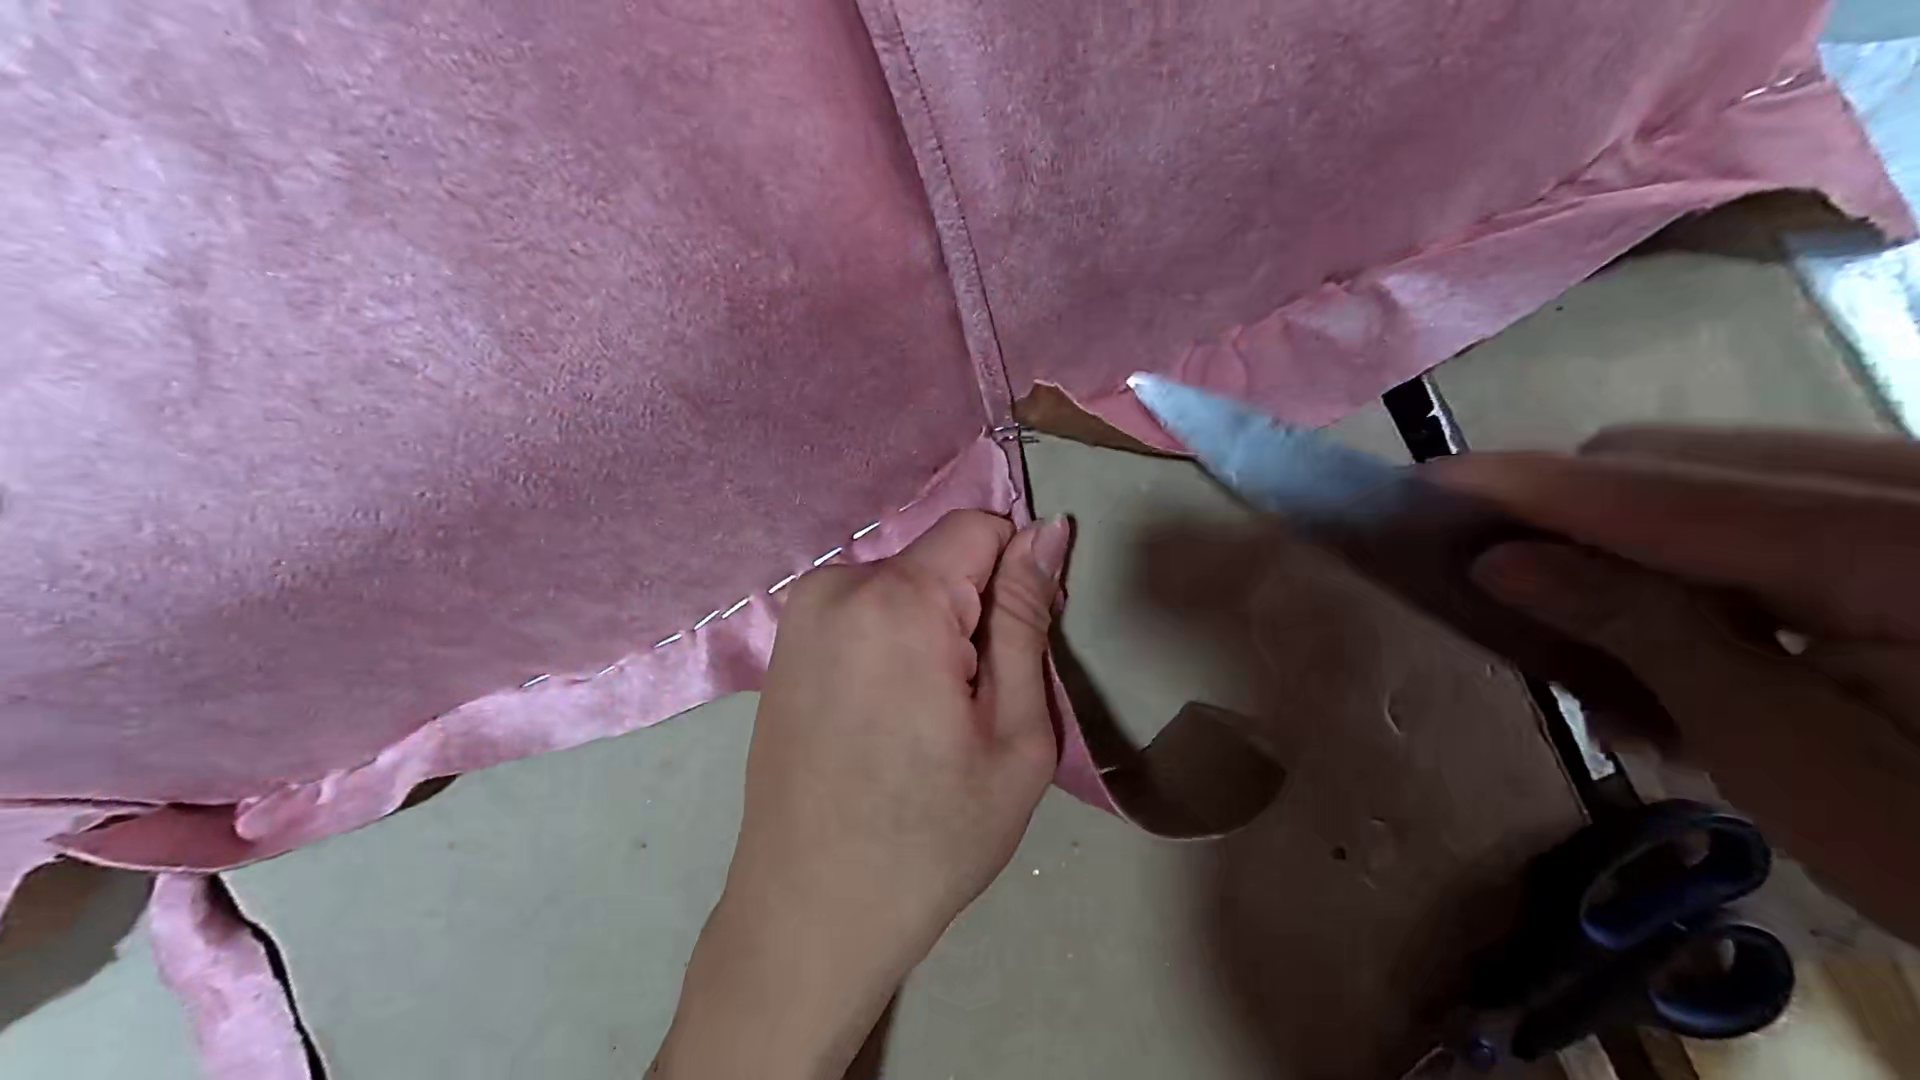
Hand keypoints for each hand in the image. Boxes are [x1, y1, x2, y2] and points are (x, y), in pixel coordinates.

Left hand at [652, 510, 1070, 1079]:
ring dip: (933, 627)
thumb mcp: (1014, 734)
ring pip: (905, 583)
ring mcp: (801, 611)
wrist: (808, 913)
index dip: (1017, 574)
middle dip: (974, 608)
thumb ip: (1027, 619)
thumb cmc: (931, 837)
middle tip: (973, 699)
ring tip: (927, 713)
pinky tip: (887, 711)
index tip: (1018, 644)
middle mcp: (837, 585)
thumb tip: (1048, 532)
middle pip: (940, 558)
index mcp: (897, 602)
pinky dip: (893, 639)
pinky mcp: (785, 640)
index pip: (981, 527)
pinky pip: (865, 608)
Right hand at [1426, 427, 1919, 942]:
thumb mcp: (1788, 760)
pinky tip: (1692, 632)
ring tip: (1606, 637)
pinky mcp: (1918, 520)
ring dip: (1621, 540)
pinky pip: (1765, 500)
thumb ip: (1643, 637)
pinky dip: (1691, 552)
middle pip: (1673, 457)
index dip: (1523, 485)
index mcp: (1909, 547)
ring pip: (1710, 472)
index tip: (1421, 484)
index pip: (1655, 492)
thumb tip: (1502, 564)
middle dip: (1568, 517)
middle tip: (1514, 596)